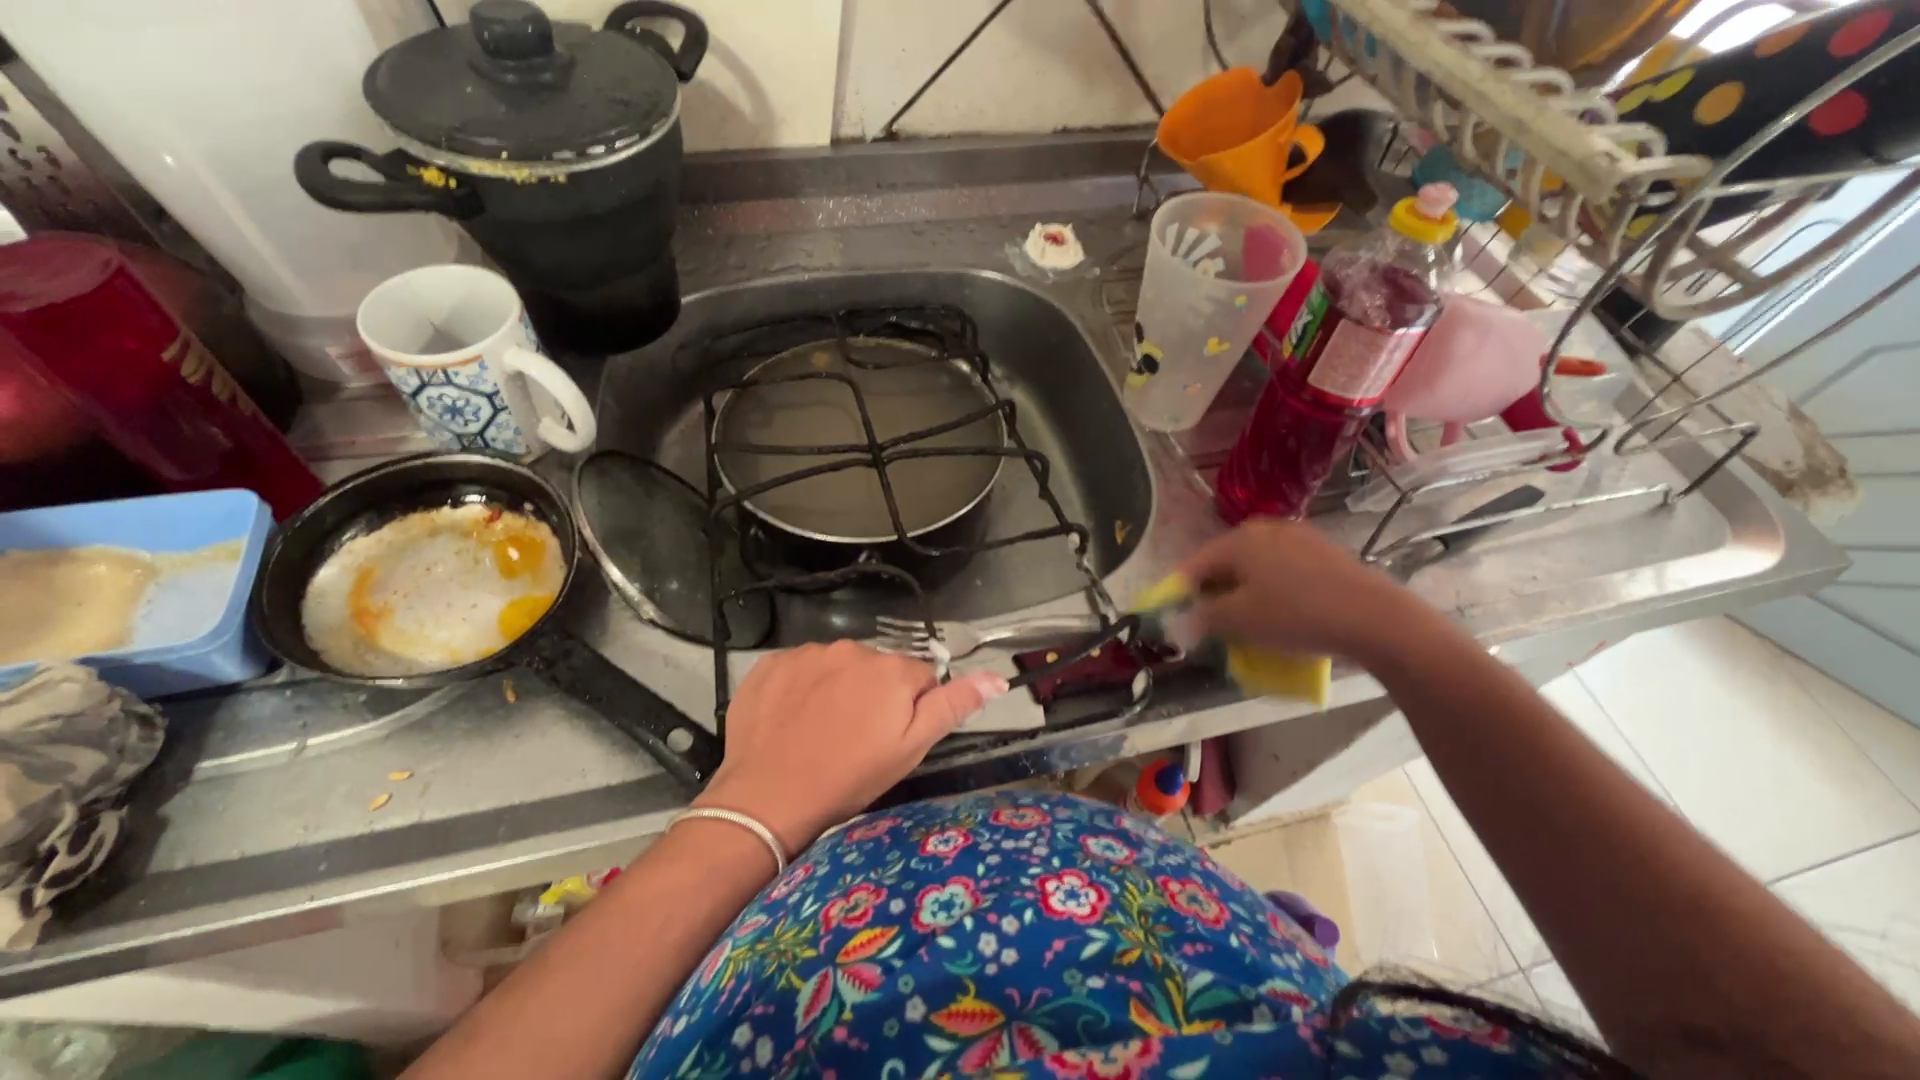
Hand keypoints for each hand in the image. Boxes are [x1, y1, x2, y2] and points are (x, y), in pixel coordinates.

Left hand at [693, 641, 1006, 855]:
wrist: (768, 796)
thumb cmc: (849, 778)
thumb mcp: (911, 749)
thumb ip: (953, 706)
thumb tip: (996, 676)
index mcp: (893, 669)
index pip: (919, 679)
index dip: (909, 710)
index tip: (889, 739)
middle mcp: (853, 648)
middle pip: (877, 669)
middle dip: (873, 695)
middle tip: (855, 739)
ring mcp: (808, 653)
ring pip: (837, 667)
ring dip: (836, 689)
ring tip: (821, 732)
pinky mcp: (772, 663)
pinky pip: (799, 669)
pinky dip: (800, 688)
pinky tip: (792, 721)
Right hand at [1178, 518, 1431, 661]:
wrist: (1373, 617)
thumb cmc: (1294, 615)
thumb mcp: (1238, 621)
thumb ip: (1202, 618)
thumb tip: (1179, 623)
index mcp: (1238, 539)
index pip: (1194, 564)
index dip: (1179, 593)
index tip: (1174, 618)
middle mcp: (1266, 529)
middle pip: (1226, 562)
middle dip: (1213, 593)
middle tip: (1210, 625)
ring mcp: (1300, 538)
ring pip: (1256, 567)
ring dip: (1244, 592)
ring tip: (1246, 624)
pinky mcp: (1326, 554)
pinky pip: (1284, 572)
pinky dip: (1273, 591)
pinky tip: (1283, 615)